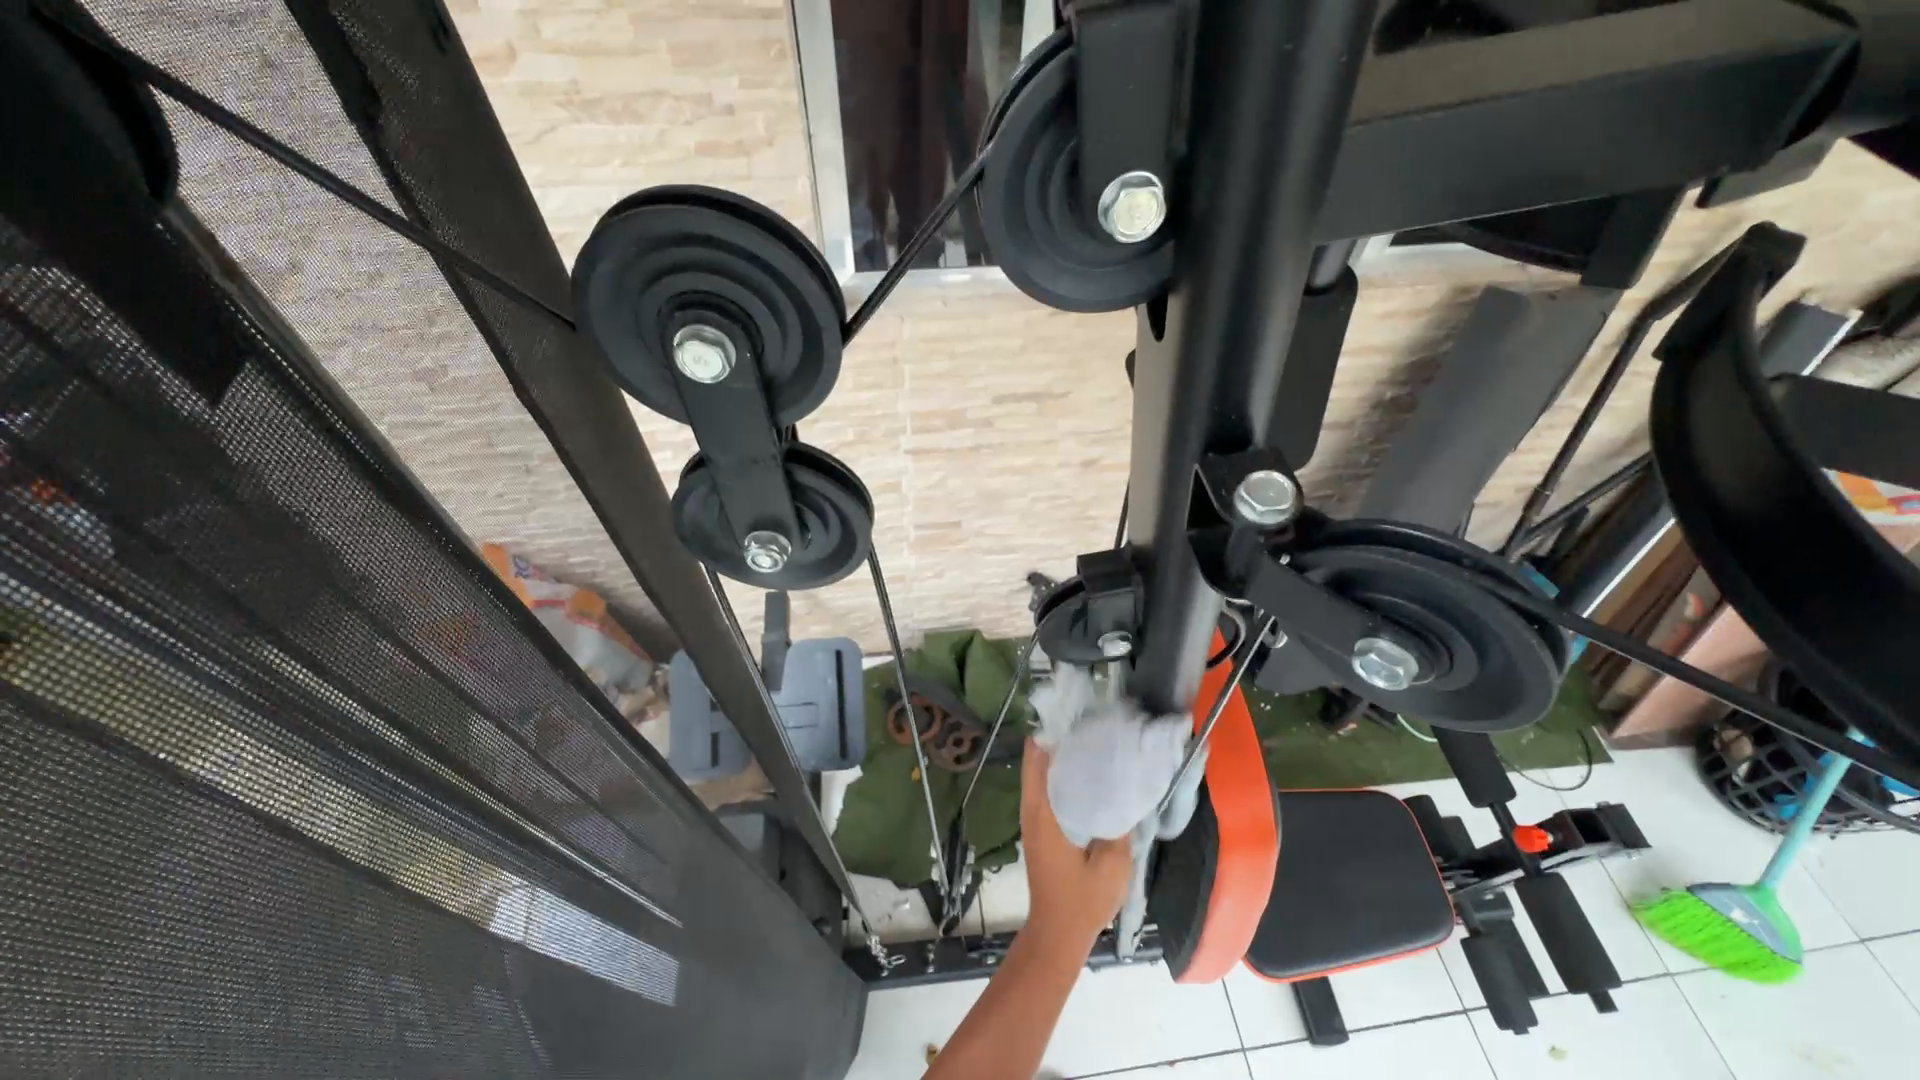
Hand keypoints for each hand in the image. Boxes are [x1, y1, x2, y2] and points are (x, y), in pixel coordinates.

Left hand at [1018, 739, 1133, 948]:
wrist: (1059, 934)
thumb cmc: (1083, 900)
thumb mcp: (1113, 862)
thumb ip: (1119, 823)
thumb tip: (1125, 788)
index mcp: (1044, 811)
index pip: (1039, 757)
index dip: (1056, 731)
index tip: (1080, 714)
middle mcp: (1032, 809)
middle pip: (1039, 760)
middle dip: (1062, 739)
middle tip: (1094, 724)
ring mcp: (1034, 819)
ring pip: (1042, 775)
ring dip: (1064, 758)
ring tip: (1096, 742)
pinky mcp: (1041, 829)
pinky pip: (1048, 791)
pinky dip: (1064, 777)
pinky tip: (1091, 776)